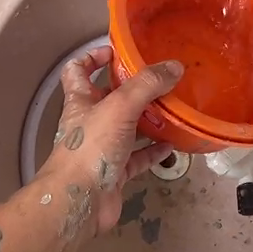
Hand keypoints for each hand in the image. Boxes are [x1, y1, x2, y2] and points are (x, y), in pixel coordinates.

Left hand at [39, 46, 182, 238]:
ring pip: (126, 128)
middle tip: (157, 79)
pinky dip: (153, 151)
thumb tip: (174, 67)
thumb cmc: (90, 148)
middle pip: (108, 99)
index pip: (78, 71)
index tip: (116, 51)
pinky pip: (137, 158)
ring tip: (171, 108)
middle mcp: (89, 122)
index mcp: (80, 101)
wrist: (80, 200)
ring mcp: (101, 149)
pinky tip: (172, 144)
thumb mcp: (120, 106)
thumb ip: (146, 85)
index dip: (92, 57)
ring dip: (146, 119)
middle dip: (130, 88)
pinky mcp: (115, 172)